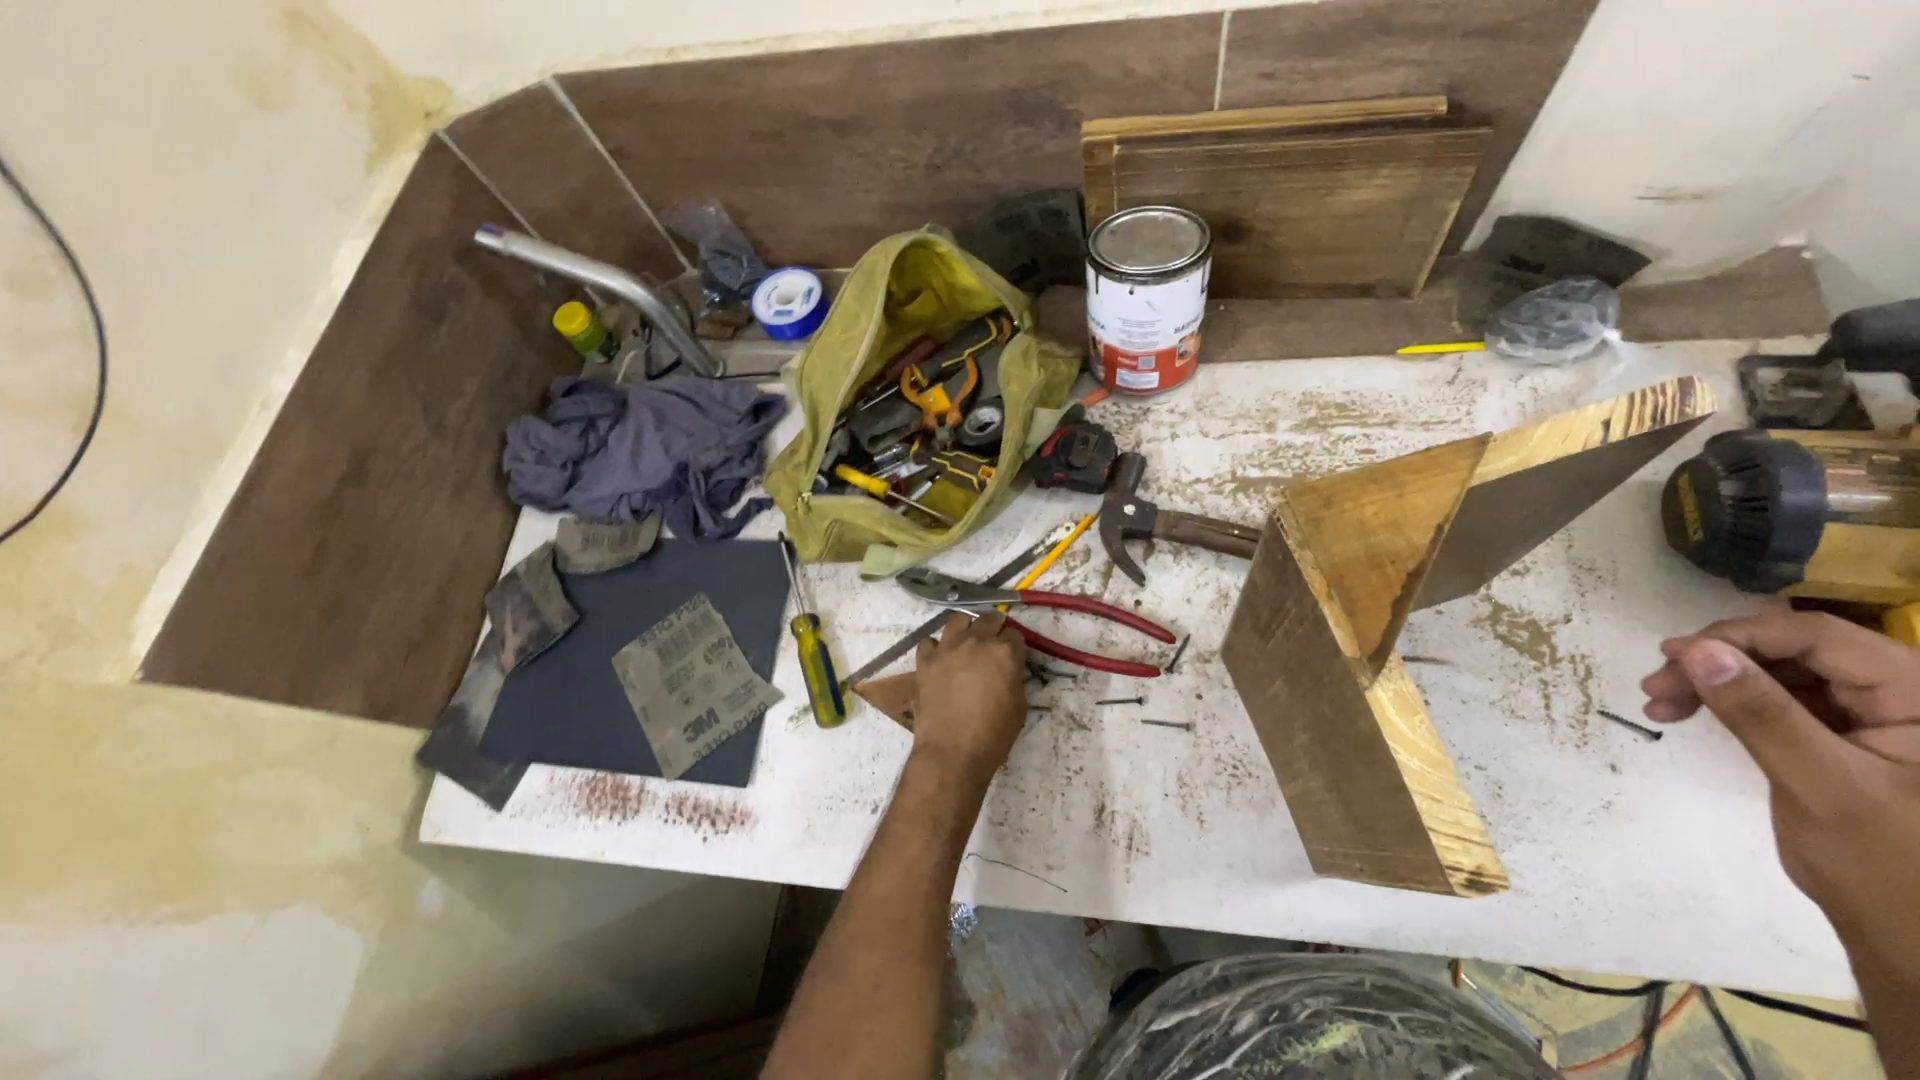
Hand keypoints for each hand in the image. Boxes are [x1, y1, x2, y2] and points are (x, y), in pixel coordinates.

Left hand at [909, 613, 1028, 782]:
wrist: (952, 752)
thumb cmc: (993, 735)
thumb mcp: (1019, 706)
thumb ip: (1014, 678)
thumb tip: (1008, 670)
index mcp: (1005, 653)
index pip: (1015, 634)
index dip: (1015, 646)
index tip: (1013, 656)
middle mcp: (976, 642)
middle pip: (988, 620)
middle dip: (994, 629)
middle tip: (992, 646)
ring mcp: (947, 648)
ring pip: (958, 620)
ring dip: (966, 629)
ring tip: (966, 644)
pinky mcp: (925, 660)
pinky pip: (929, 641)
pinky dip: (936, 647)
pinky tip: (940, 660)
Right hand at [1640, 610, 1919, 930]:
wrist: (1913, 938)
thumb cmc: (1884, 865)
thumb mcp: (1820, 786)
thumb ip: (1762, 714)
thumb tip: (1697, 650)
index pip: (1821, 637)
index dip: (1741, 636)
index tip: (1671, 656)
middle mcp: (1907, 696)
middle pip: (1798, 650)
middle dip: (1720, 661)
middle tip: (1655, 686)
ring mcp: (1878, 717)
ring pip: (1783, 672)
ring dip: (1717, 681)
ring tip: (1660, 702)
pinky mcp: (1848, 737)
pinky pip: (1785, 701)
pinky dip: (1732, 703)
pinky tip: (1691, 713)